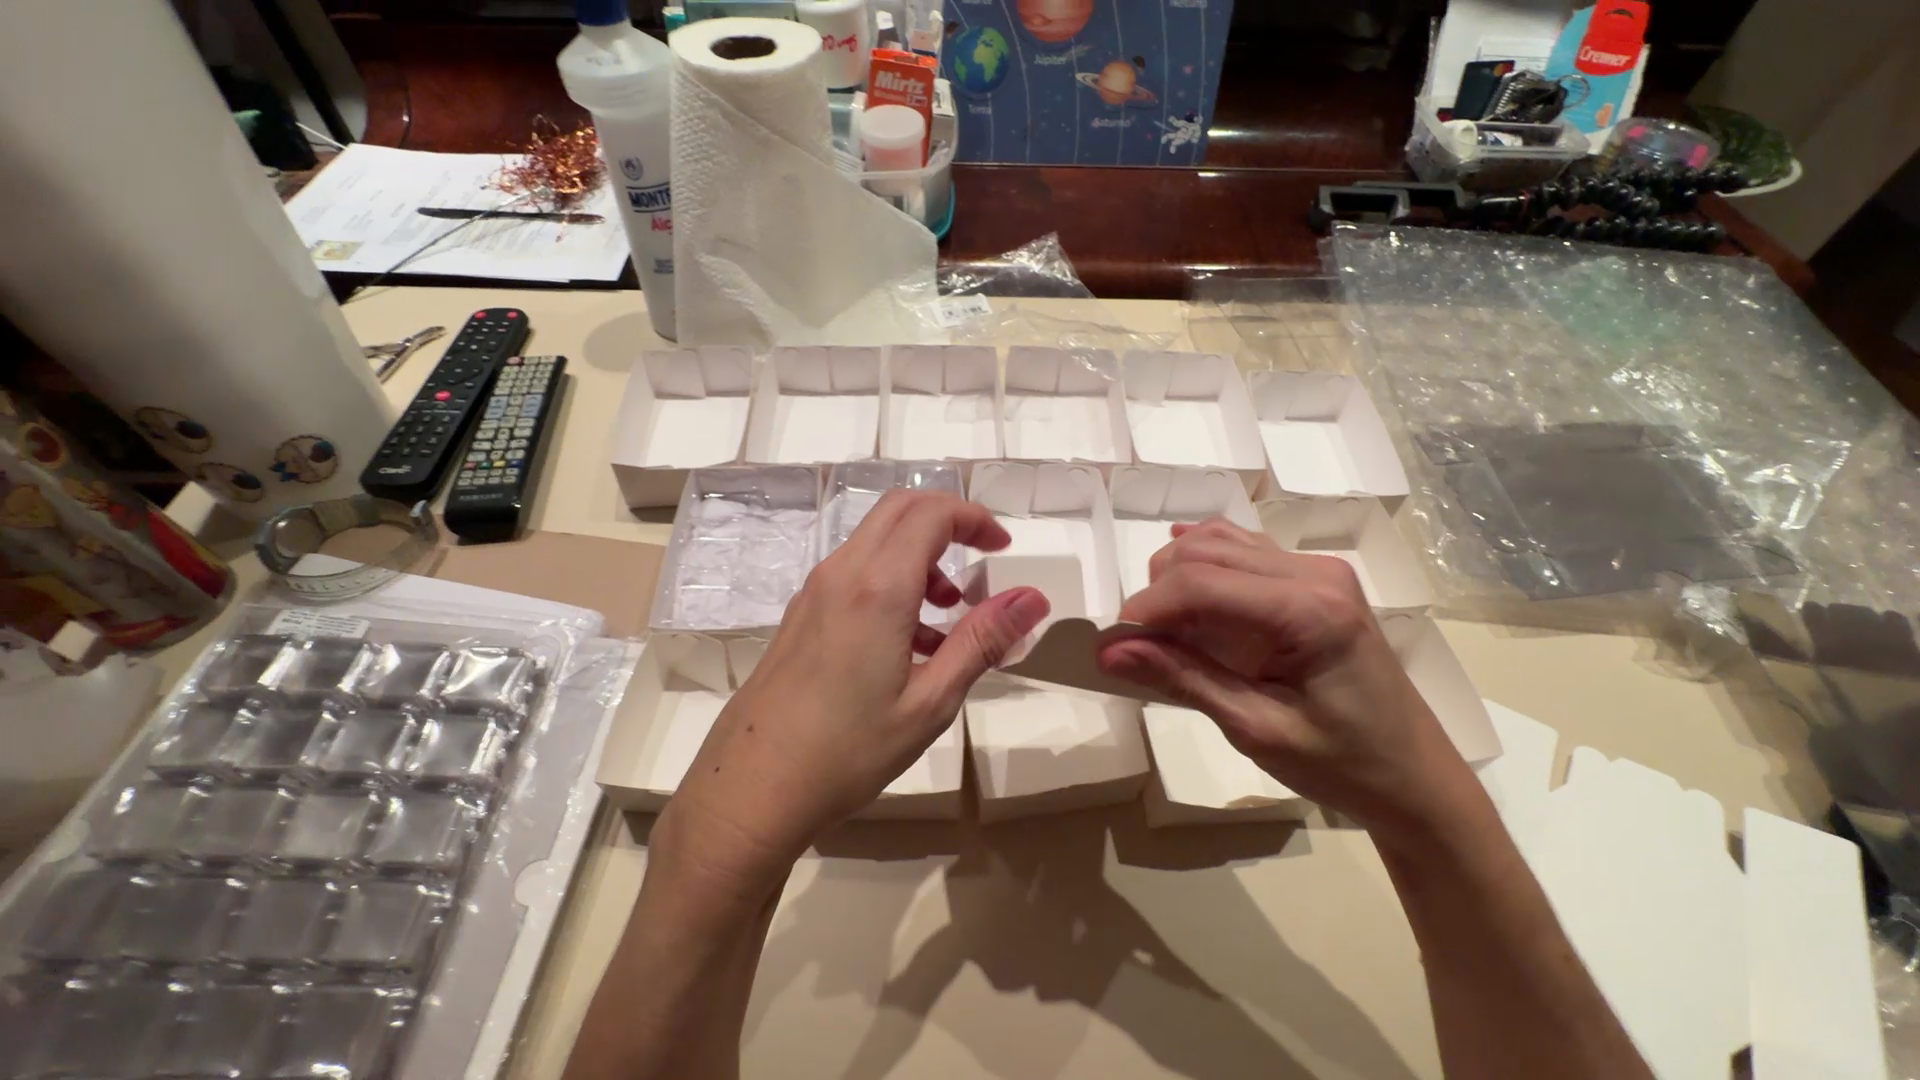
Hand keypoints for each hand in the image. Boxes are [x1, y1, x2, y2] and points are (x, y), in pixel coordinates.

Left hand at [657, 491, 1050, 890]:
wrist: (753, 787)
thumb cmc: (849, 751)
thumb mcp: (930, 702)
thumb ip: (982, 641)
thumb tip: (1033, 598)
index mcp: (878, 586)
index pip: (932, 514)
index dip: (975, 518)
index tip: (1004, 547)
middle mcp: (842, 573)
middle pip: (899, 509)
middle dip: (948, 521)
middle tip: (982, 559)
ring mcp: (814, 592)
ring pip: (875, 540)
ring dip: (919, 555)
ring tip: (947, 617)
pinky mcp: (801, 614)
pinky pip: (854, 572)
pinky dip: (892, 580)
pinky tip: (908, 644)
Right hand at [1095, 518, 1478, 835]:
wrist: (1415, 778)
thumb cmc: (1344, 764)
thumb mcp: (1258, 730)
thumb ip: (1185, 680)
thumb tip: (1109, 652)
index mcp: (1309, 608)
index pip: (1201, 582)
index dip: (1145, 609)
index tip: (1108, 648)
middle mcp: (1314, 572)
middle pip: (1205, 553)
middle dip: (1157, 594)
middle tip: (1134, 649)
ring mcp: (1317, 570)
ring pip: (1219, 543)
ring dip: (1176, 578)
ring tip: (1160, 633)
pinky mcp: (1314, 580)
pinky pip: (1243, 550)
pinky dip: (1203, 563)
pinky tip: (1181, 589)